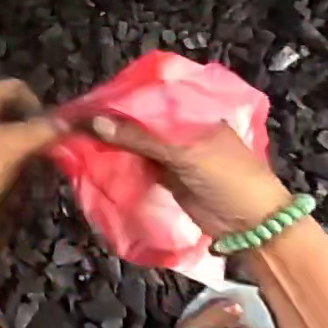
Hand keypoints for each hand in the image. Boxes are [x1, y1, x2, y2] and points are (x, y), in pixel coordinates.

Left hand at [0, 80, 62, 225]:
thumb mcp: (13, 144)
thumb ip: (41, 130)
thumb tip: (66, 122)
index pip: (13, 86)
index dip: (37, 101)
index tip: (54, 125)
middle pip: (9, 107)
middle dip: (32, 121)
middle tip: (53, 141)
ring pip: (4, 129)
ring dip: (24, 140)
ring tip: (42, 156)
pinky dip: (12, 154)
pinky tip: (23, 170)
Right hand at [87, 116, 293, 237]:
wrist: (254, 228)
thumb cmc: (228, 179)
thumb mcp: (184, 153)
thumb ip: (139, 138)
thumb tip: (95, 122)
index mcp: (191, 115)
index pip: (147, 100)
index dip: (119, 100)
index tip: (87, 101)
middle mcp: (179, 130)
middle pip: (137, 121)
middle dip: (110, 120)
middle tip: (74, 119)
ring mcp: (172, 153)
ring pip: (134, 142)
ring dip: (110, 141)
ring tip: (76, 134)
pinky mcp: (166, 174)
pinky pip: (136, 162)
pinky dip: (118, 160)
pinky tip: (95, 154)